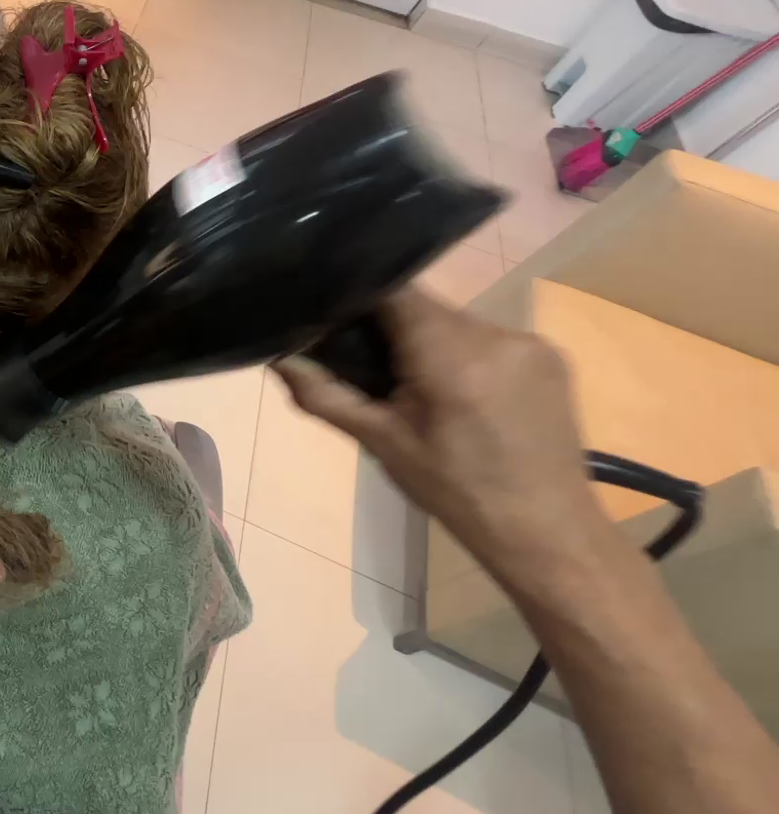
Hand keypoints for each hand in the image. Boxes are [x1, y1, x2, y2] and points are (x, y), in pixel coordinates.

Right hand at [271, 288, 602, 563]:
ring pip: (449, 320)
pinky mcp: (549, 356)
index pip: (393, 293)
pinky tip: (448, 389)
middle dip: (383, 327)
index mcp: (453, 357)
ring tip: (403, 381)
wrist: (546, 531)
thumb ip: (322, 394)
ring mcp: (531, 344)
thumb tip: (276, 358)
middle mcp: (498, 337)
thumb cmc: (452, 489)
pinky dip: (453, 351)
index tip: (327, 315)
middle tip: (357, 361)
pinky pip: (482, 336)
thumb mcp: (377, 441)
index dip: (355, 296)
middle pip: (420, 307)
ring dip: (419, 340)